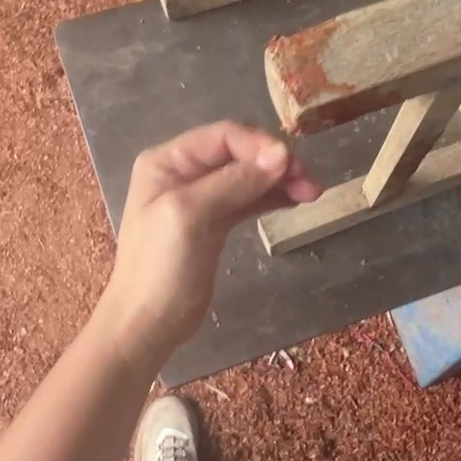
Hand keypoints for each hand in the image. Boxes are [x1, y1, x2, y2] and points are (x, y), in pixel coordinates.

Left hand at [97, 122, 318, 358]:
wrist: (147, 325)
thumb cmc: (160, 268)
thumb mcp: (191, 215)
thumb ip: (234, 181)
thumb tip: (282, 155)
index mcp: (168, 161)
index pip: (224, 136)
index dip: (261, 145)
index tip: (293, 164)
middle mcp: (184, 172)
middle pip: (240, 153)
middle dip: (276, 162)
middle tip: (310, 182)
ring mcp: (200, 198)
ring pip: (249, 176)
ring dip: (280, 180)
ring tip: (312, 193)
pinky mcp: (216, 223)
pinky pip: (249, 199)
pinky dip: (273, 197)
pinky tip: (297, 200)